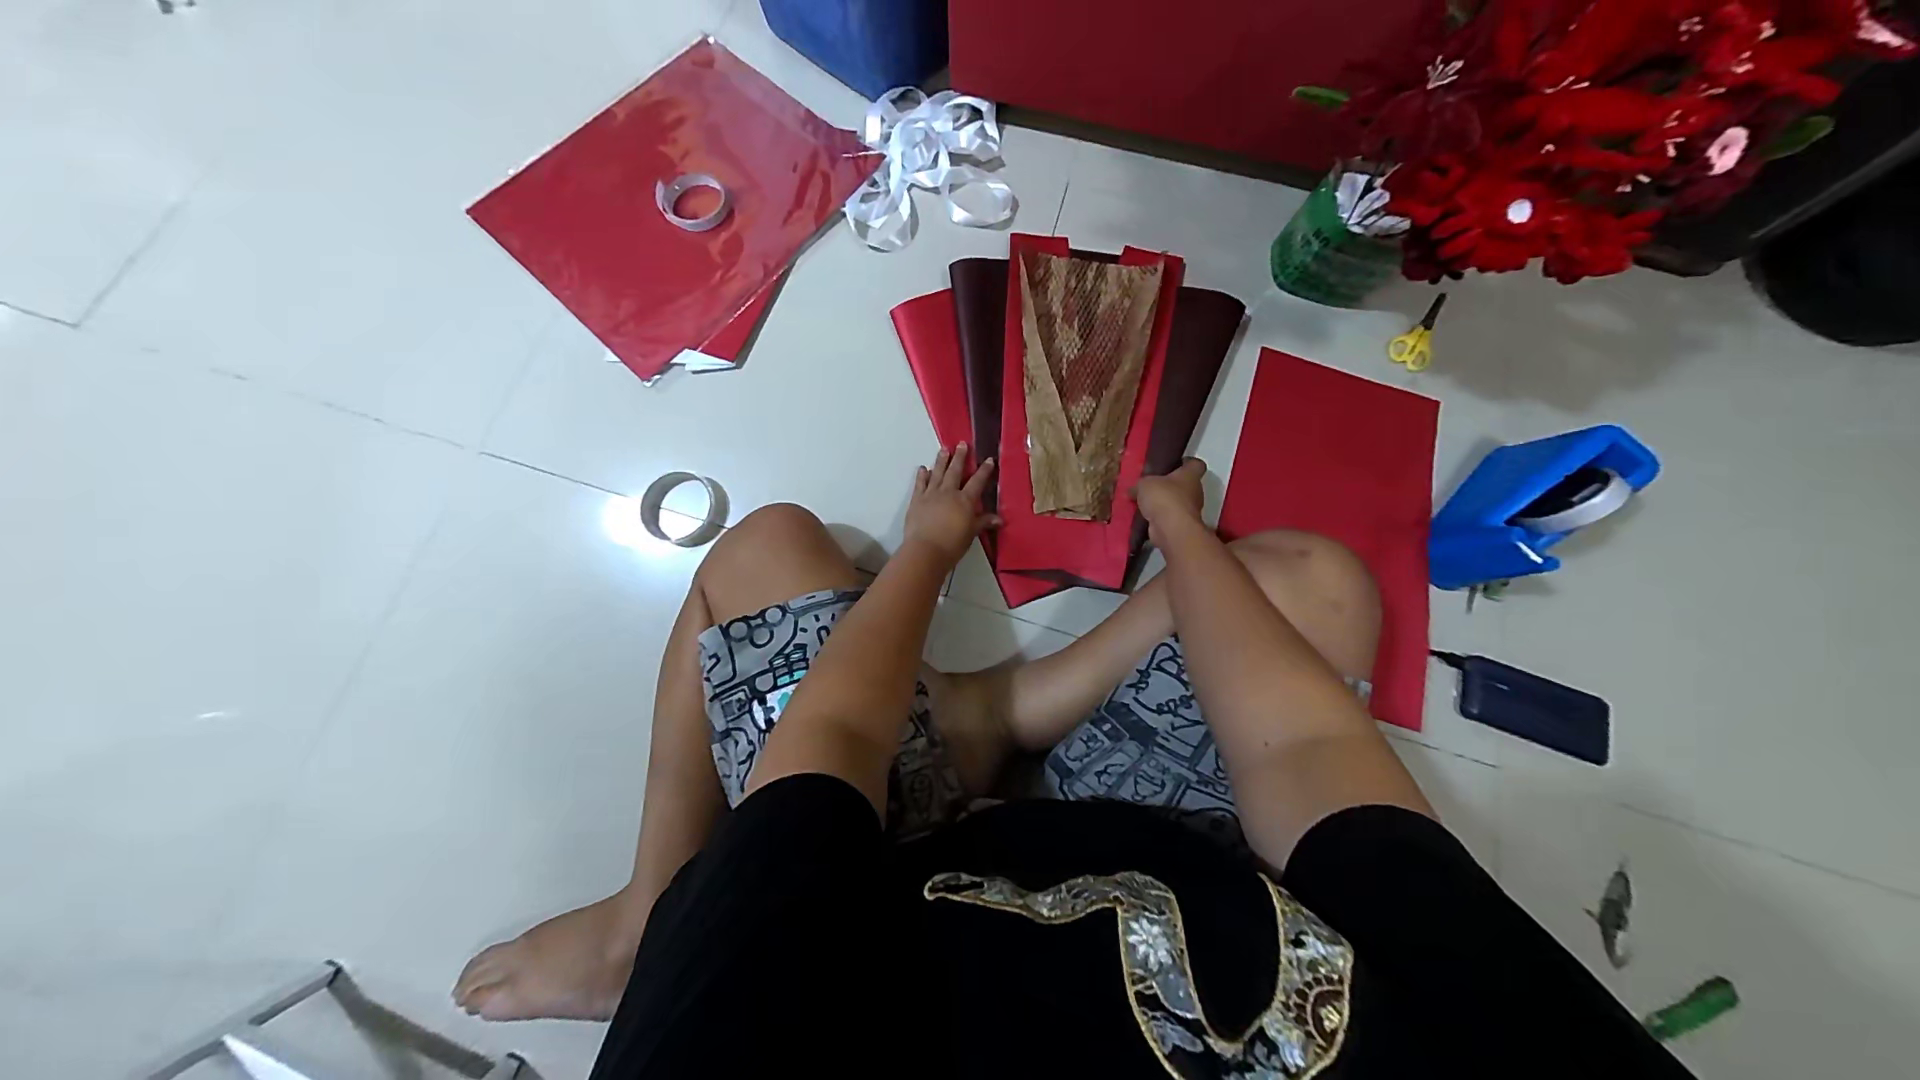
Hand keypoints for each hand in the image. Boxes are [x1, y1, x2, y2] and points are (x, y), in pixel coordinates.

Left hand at [903, 444, 999, 565]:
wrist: (926, 550)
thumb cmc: (952, 544)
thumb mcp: (971, 533)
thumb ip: (983, 522)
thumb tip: (1000, 519)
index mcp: (965, 500)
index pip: (977, 482)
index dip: (984, 470)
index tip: (989, 459)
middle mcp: (948, 492)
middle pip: (955, 471)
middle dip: (960, 457)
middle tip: (962, 444)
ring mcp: (931, 494)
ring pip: (938, 473)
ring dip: (941, 461)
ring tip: (944, 449)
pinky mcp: (917, 500)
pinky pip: (920, 484)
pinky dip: (922, 475)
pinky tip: (923, 468)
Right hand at [1134, 458, 1207, 544]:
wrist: (1170, 528)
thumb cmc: (1163, 497)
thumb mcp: (1144, 484)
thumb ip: (1139, 485)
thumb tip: (1133, 490)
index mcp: (1190, 475)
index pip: (1196, 464)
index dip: (1186, 462)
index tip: (1175, 463)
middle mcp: (1195, 491)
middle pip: (1185, 484)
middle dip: (1170, 485)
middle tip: (1152, 485)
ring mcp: (1190, 510)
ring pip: (1177, 502)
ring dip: (1164, 503)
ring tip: (1145, 503)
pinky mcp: (1181, 525)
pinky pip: (1169, 517)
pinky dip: (1159, 517)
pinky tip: (1145, 517)